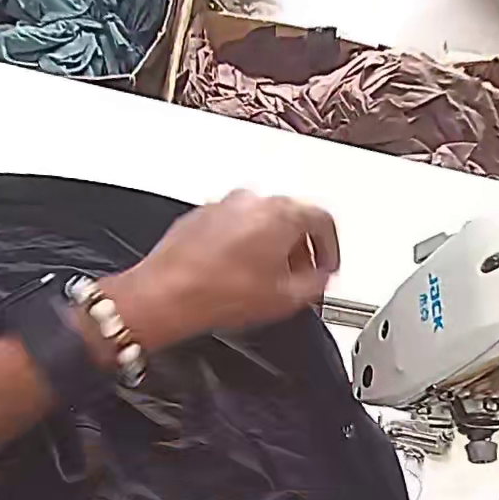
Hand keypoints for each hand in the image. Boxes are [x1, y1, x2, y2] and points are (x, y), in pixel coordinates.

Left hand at [103, 190, 339, 349]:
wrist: (167, 294)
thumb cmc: (216, 293)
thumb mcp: (286, 299)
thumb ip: (317, 284)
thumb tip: (321, 278)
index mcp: (281, 212)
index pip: (323, 220)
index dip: (331, 248)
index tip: (326, 266)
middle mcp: (252, 200)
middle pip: (291, 218)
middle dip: (299, 249)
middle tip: (299, 276)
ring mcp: (222, 205)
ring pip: (260, 222)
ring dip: (269, 247)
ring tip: (265, 279)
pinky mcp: (199, 217)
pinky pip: (231, 227)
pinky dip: (241, 245)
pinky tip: (236, 274)